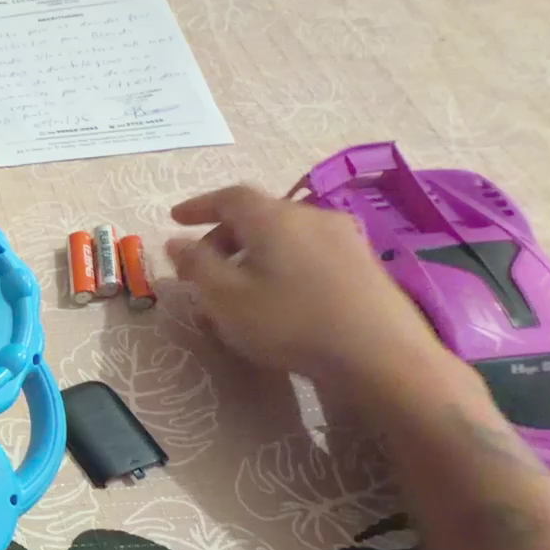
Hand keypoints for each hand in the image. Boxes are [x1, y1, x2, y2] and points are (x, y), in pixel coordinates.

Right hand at [166, 185, 450, 399]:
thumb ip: (196, 265)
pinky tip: (270, 293)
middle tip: (198, 266)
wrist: (375, 351)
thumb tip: (176, 242)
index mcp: (274, 219)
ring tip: (231, 285)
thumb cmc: (286, 321)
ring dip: (248, 251)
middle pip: (258, 214)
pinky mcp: (359, 260)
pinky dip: (275, 261)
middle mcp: (310, 216)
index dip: (199, 206)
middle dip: (221, 235)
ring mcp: (342, 236)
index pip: (230, 197)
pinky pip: (303, 249)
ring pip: (281, 234)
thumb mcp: (223, 297)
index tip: (173, 219)